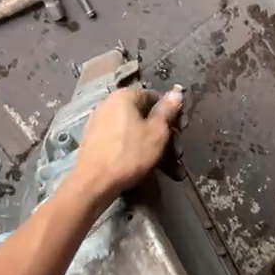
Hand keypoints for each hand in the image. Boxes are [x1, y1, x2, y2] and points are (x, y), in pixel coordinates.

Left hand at [67, 86, 182, 200]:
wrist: (93, 183)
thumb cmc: (129, 154)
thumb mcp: (156, 132)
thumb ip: (167, 110)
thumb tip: (176, 92)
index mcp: (124, 96)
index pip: (155, 97)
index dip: (171, 113)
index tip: (180, 130)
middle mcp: (109, 103)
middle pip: (144, 115)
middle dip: (163, 133)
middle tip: (176, 152)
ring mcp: (100, 122)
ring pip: (134, 129)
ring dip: (152, 145)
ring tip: (168, 167)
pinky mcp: (95, 139)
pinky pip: (122, 139)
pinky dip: (135, 149)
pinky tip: (146, 165)